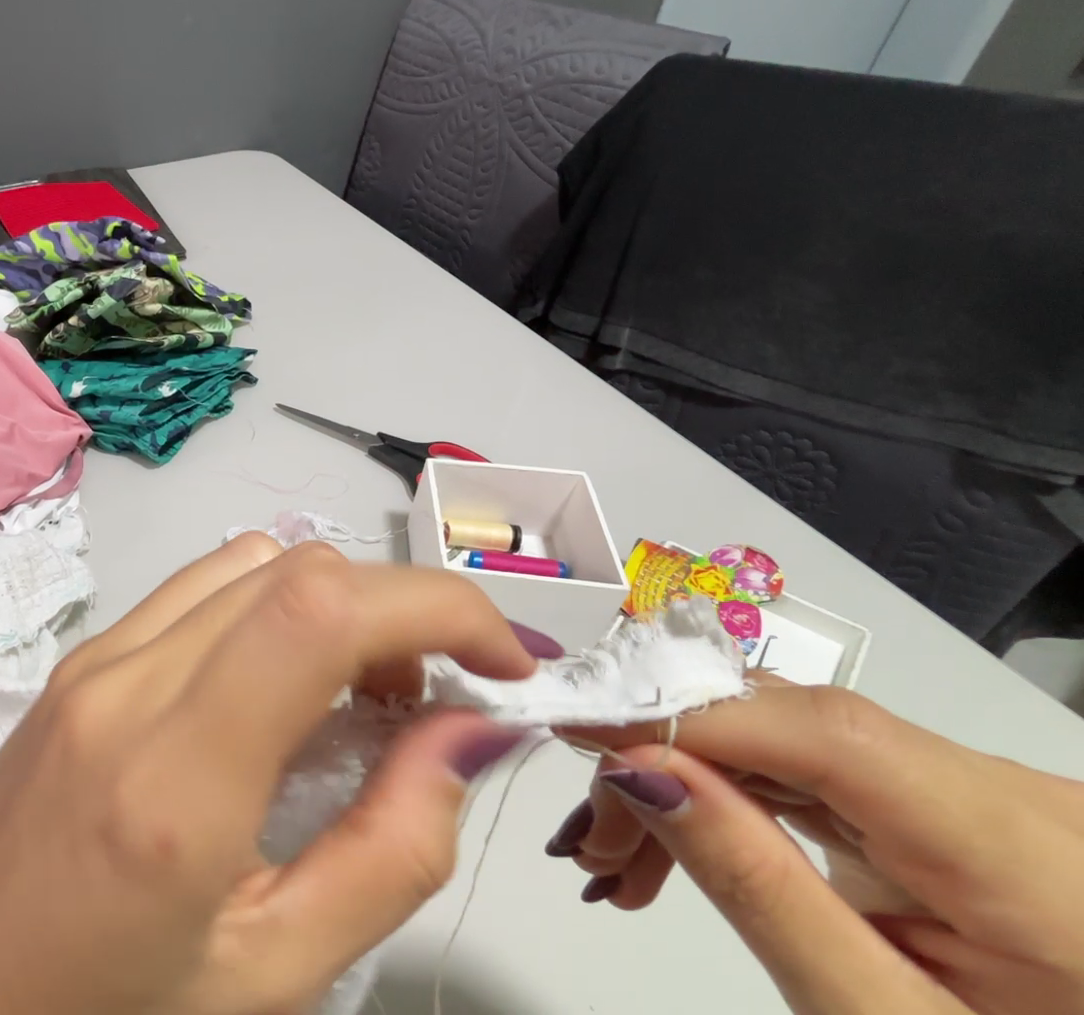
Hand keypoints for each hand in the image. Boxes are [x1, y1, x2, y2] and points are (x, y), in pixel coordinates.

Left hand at [0, 535, 541, 1013]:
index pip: (319, 610)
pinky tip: (279, 685)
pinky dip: (272, 607)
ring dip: (336, 603)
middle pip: (296, 570)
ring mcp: (95, 659)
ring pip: (249, 563)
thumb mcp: (274, 966)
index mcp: (176, 774)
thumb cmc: (108, 1004)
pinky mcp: (81, 658)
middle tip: (434, 699)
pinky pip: (198, 590)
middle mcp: (127, 684)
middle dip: (402, 610)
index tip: (501, 662)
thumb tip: (469, 732)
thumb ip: (390, 848)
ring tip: (361, 693)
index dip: (436, 605)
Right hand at [547, 678, 1083, 1013]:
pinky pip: (807, 771)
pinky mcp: (945, 803)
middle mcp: (1010, 789)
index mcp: (1025, 852)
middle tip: (593, 844)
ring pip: (782, 742)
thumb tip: (638, 771)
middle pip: (790, 728)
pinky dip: (728, 799)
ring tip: (619, 860)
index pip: (824, 731)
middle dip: (666, 763)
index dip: (687, 713)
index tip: (574, 728)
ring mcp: (980, 791)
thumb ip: (758, 887)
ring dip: (684, 784)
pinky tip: (677, 840)